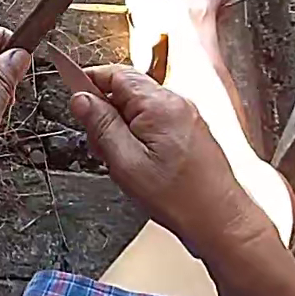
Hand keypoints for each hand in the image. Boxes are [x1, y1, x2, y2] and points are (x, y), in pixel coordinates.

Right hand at [68, 66, 270, 260]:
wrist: (220, 222)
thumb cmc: (179, 198)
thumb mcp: (125, 162)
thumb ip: (100, 125)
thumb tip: (81, 99)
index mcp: (159, 105)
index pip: (115, 74)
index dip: (89, 81)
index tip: (73, 96)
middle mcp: (176, 103)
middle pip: (126, 89)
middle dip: (105, 110)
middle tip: (98, 142)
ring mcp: (185, 115)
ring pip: (139, 106)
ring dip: (121, 125)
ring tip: (119, 159)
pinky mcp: (189, 130)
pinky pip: (154, 119)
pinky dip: (138, 133)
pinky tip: (137, 162)